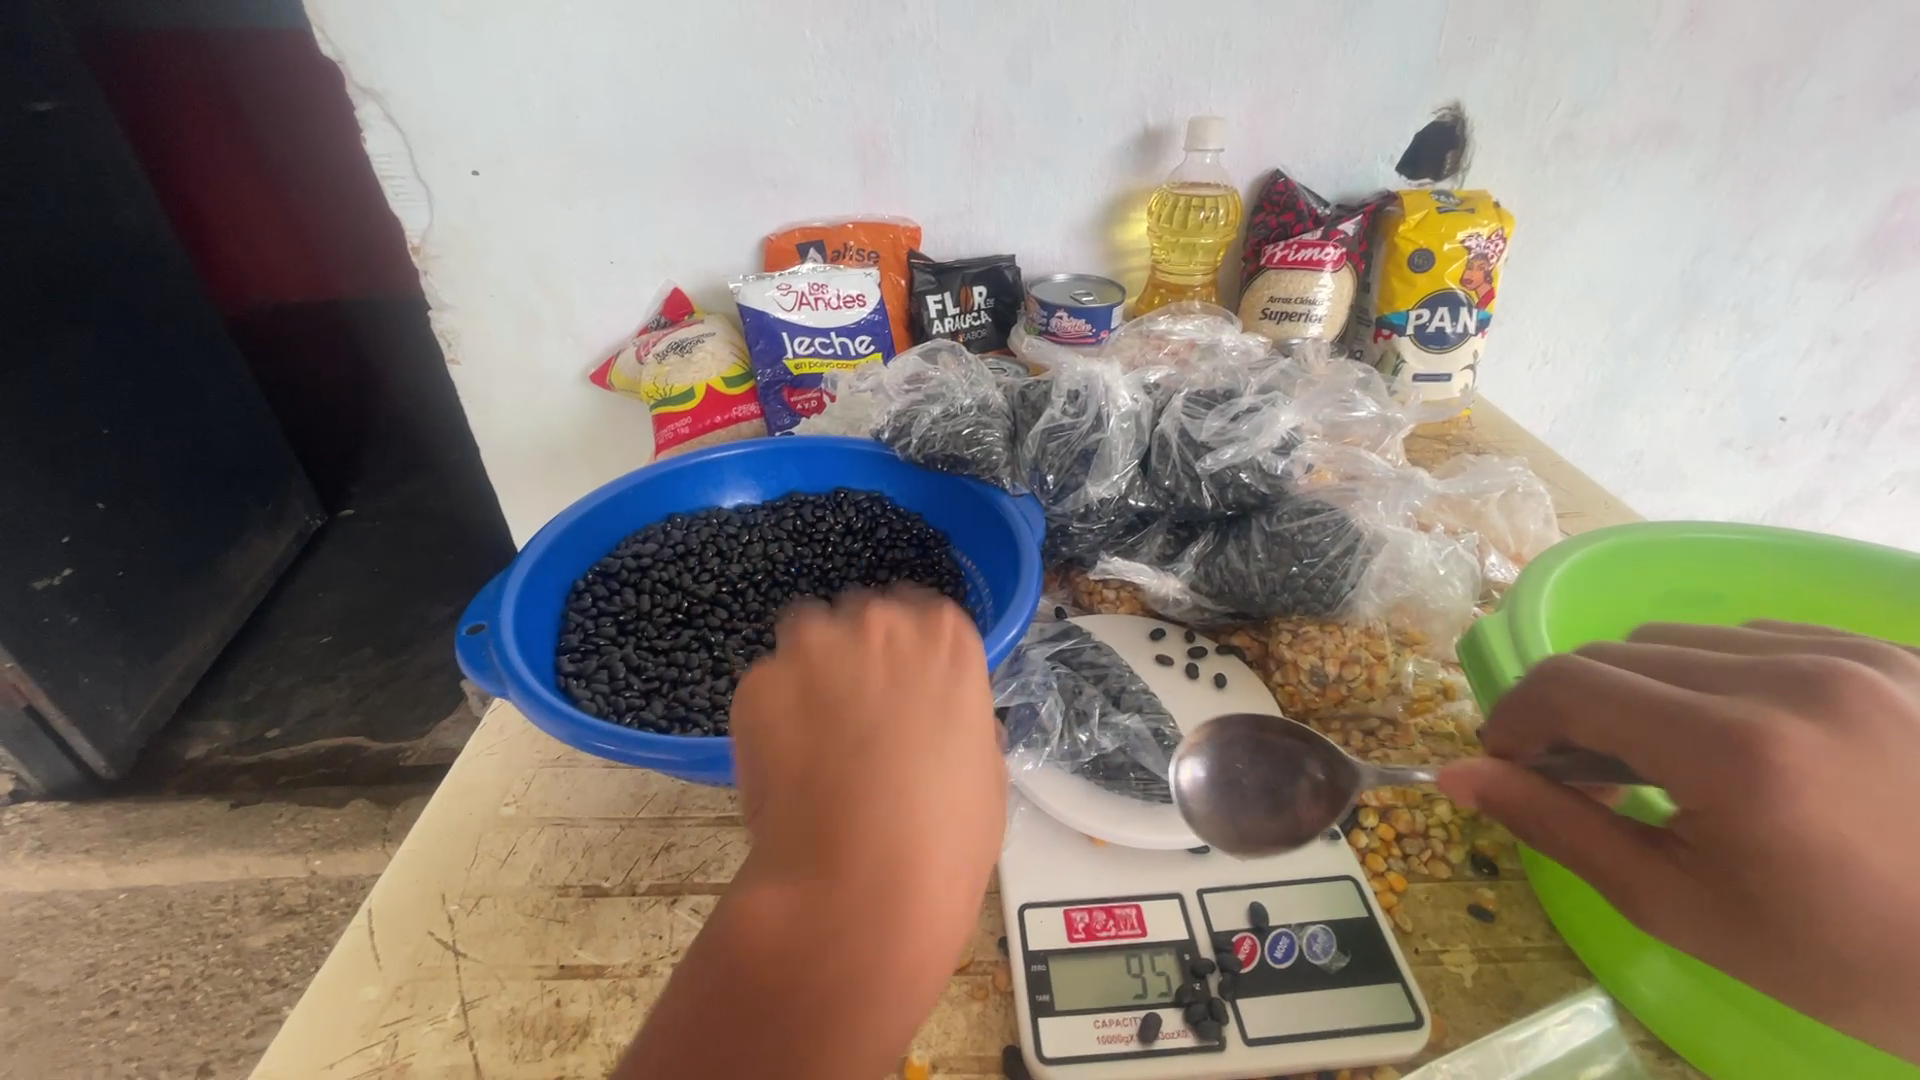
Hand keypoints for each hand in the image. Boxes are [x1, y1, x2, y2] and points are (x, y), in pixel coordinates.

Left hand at [730, 587, 1004, 930]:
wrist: (862, 884)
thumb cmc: (945, 833)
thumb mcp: (984, 764)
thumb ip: (957, 719)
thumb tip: (936, 721)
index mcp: (946, 636)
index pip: (921, 614)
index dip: (908, 655)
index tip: (901, 689)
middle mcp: (880, 622)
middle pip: (863, 618)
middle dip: (858, 657)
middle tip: (856, 717)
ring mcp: (814, 646)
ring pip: (808, 638)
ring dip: (812, 673)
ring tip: (814, 737)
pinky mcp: (759, 681)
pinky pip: (767, 685)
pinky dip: (772, 714)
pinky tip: (786, 764)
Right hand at [1439, 621, 1919, 1062]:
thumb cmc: (1842, 957)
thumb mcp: (1674, 903)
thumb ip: (1552, 823)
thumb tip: (1452, 776)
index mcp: (1736, 748)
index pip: (1565, 684)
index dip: (1514, 718)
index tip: (1511, 762)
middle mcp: (1794, 679)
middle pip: (1610, 656)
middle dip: (1573, 711)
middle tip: (1591, 777)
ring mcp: (1858, 658)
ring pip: (1674, 640)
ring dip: (1639, 691)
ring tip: (1673, 759)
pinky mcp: (1898, 654)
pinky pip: (1751, 637)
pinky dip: (1713, 677)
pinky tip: (1748, 738)